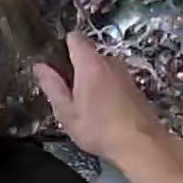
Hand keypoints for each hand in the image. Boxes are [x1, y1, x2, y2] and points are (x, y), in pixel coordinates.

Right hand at [33, 32, 168, 163]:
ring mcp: (124, 72)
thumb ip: (52, 85)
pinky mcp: (133, 85)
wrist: (142, 144)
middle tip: (67, 95)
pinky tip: (103, 111)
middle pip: (87, 54)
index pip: (74, 37)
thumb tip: (40, 66)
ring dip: (91, 81)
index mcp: (90, 63)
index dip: (62, 47)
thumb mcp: (67, 112)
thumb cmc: (99, 129)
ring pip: (100, 68)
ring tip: (85, 107)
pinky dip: (105, 89)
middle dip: (75, 69)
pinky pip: (112, 79)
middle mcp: (110, 61)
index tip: (55, 65)